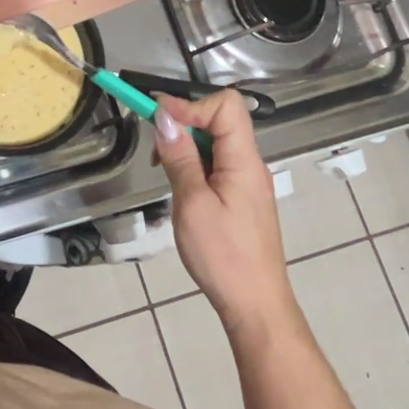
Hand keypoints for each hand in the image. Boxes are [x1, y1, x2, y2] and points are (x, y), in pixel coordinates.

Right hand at [155, 91, 301, 337]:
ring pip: (216, 142)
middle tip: (154, 145)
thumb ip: (179, 157)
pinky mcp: (241, 198)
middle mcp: (250, 164)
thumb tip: (164, 117)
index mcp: (244, 161)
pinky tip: (179, 186)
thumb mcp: (192, 203)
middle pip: (220, 119)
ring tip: (162, 168)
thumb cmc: (223, 256)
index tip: (156, 118)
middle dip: (183, 122)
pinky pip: (217, 164)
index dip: (189, 104)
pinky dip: (194, 163)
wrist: (254, 304)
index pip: (225, 106)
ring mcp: (247, 182)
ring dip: (185, 144)